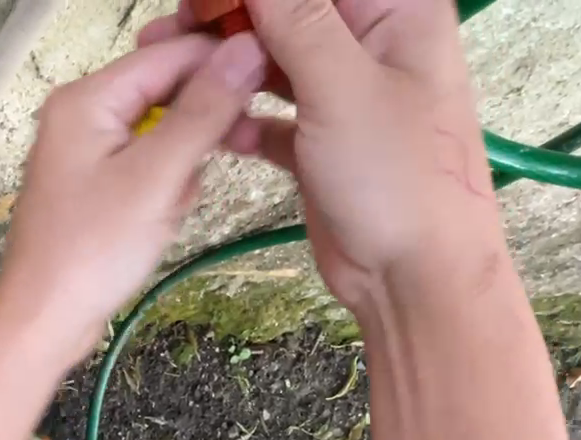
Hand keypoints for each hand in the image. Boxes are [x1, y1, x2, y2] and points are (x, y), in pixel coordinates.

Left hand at [0, 33, 268, 356]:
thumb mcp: (156, 177)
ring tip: (159, 217)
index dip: (221, 68)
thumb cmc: (87, 256)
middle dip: (193, 138)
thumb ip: (203, 109)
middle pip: (166, 96)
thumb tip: (247, 49)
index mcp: (85, 101)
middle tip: (198, 178)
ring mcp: (83, 158)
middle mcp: (79, 119)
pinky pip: (143, 177)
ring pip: (160, 142)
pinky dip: (157, 200)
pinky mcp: (90, 194)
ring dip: (176, 178)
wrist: (42, 325)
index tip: (263, 93)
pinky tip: (149, 230)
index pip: (171, 55)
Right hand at [142, 0, 503, 310]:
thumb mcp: (343, 87)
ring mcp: (341, 97)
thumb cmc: (396, 176)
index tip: (196, 1)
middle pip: (287, 13)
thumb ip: (298, 21)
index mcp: (393, 10)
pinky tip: (216, 132)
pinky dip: (242, 121)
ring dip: (227, 68)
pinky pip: (271, 119)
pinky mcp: (318, 144)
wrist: (411, 272)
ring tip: (175, 77)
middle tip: (168, 33)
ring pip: (274, 63)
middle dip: (229, 18)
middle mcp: (368, 44)